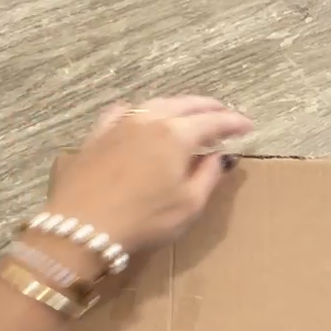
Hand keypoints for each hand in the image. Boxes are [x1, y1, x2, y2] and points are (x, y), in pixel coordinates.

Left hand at [45, 96, 252, 255]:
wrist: (82, 226)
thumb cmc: (143, 220)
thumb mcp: (188, 205)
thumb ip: (208, 176)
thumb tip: (218, 157)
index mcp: (177, 135)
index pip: (214, 121)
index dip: (234, 122)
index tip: (248, 127)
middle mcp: (150, 120)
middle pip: (186, 105)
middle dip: (209, 108)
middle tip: (224, 114)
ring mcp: (121, 124)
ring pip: (155, 104)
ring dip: (177, 107)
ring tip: (188, 115)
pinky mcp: (97, 135)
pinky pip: (122, 112)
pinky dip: (139, 110)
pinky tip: (139, 115)